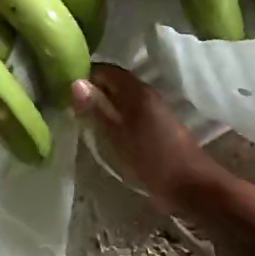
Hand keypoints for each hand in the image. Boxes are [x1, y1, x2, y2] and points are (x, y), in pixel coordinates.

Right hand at [71, 64, 218, 210]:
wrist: (190, 185)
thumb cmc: (153, 159)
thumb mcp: (119, 135)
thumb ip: (98, 108)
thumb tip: (75, 82)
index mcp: (138, 91)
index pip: (107, 70)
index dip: (85, 74)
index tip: (63, 84)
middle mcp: (146, 94)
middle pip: (115, 82)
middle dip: (92, 88)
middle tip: (67, 100)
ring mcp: (152, 109)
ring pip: (122, 97)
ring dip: (103, 102)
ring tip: (79, 113)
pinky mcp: (155, 124)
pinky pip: (129, 110)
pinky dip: (114, 113)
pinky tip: (101, 127)